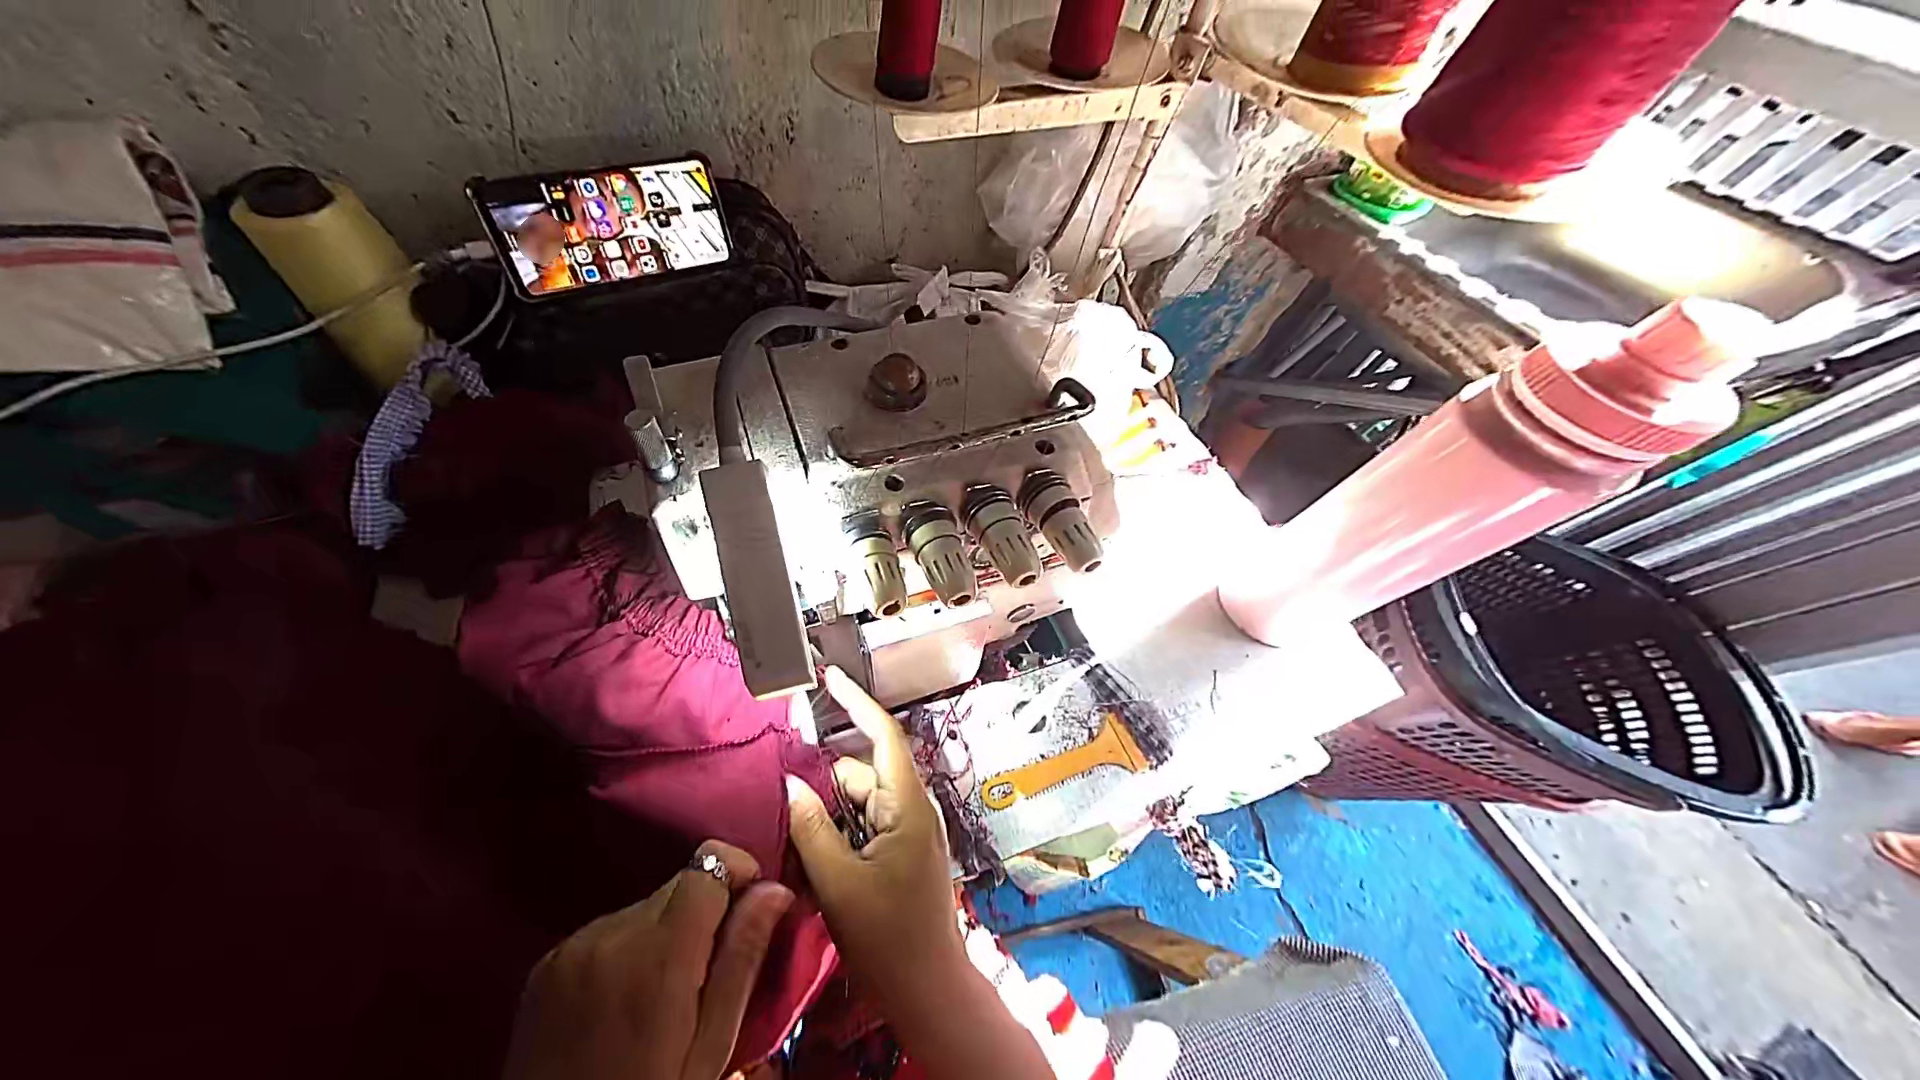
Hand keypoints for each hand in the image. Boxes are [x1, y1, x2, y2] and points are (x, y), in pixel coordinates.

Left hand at [501, 840, 794, 1079]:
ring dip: (665, 931)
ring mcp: (574, 947)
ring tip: (663, 992)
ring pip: (646, 905)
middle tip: (709, 969)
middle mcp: (613, 932)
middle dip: (705, 910)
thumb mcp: (711, 1045)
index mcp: (659, 952)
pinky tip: (624, 999)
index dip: (738, 873)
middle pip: (679, 884)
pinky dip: (629, 948)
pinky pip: (609, 929)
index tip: (750, 909)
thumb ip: (742, 957)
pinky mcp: (547, 964)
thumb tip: (775, 890)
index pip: (709, 862)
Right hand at [784, 666, 964, 997]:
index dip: (857, 701)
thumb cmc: (888, 937)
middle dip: (823, 782)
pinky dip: (840, 830)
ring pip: (858, 800)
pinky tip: (817, 856)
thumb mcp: (839, 883)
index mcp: (906, 803)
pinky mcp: (901, 848)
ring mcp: (908, 828)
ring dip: (828, 812)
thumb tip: (791, 783)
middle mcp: (911, 806)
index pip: (883, 735)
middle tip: (785, 804)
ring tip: (798, 843)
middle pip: (860, 772)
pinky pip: (865, 823)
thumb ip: (812, 828)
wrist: (927, 988)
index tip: (830, 676)